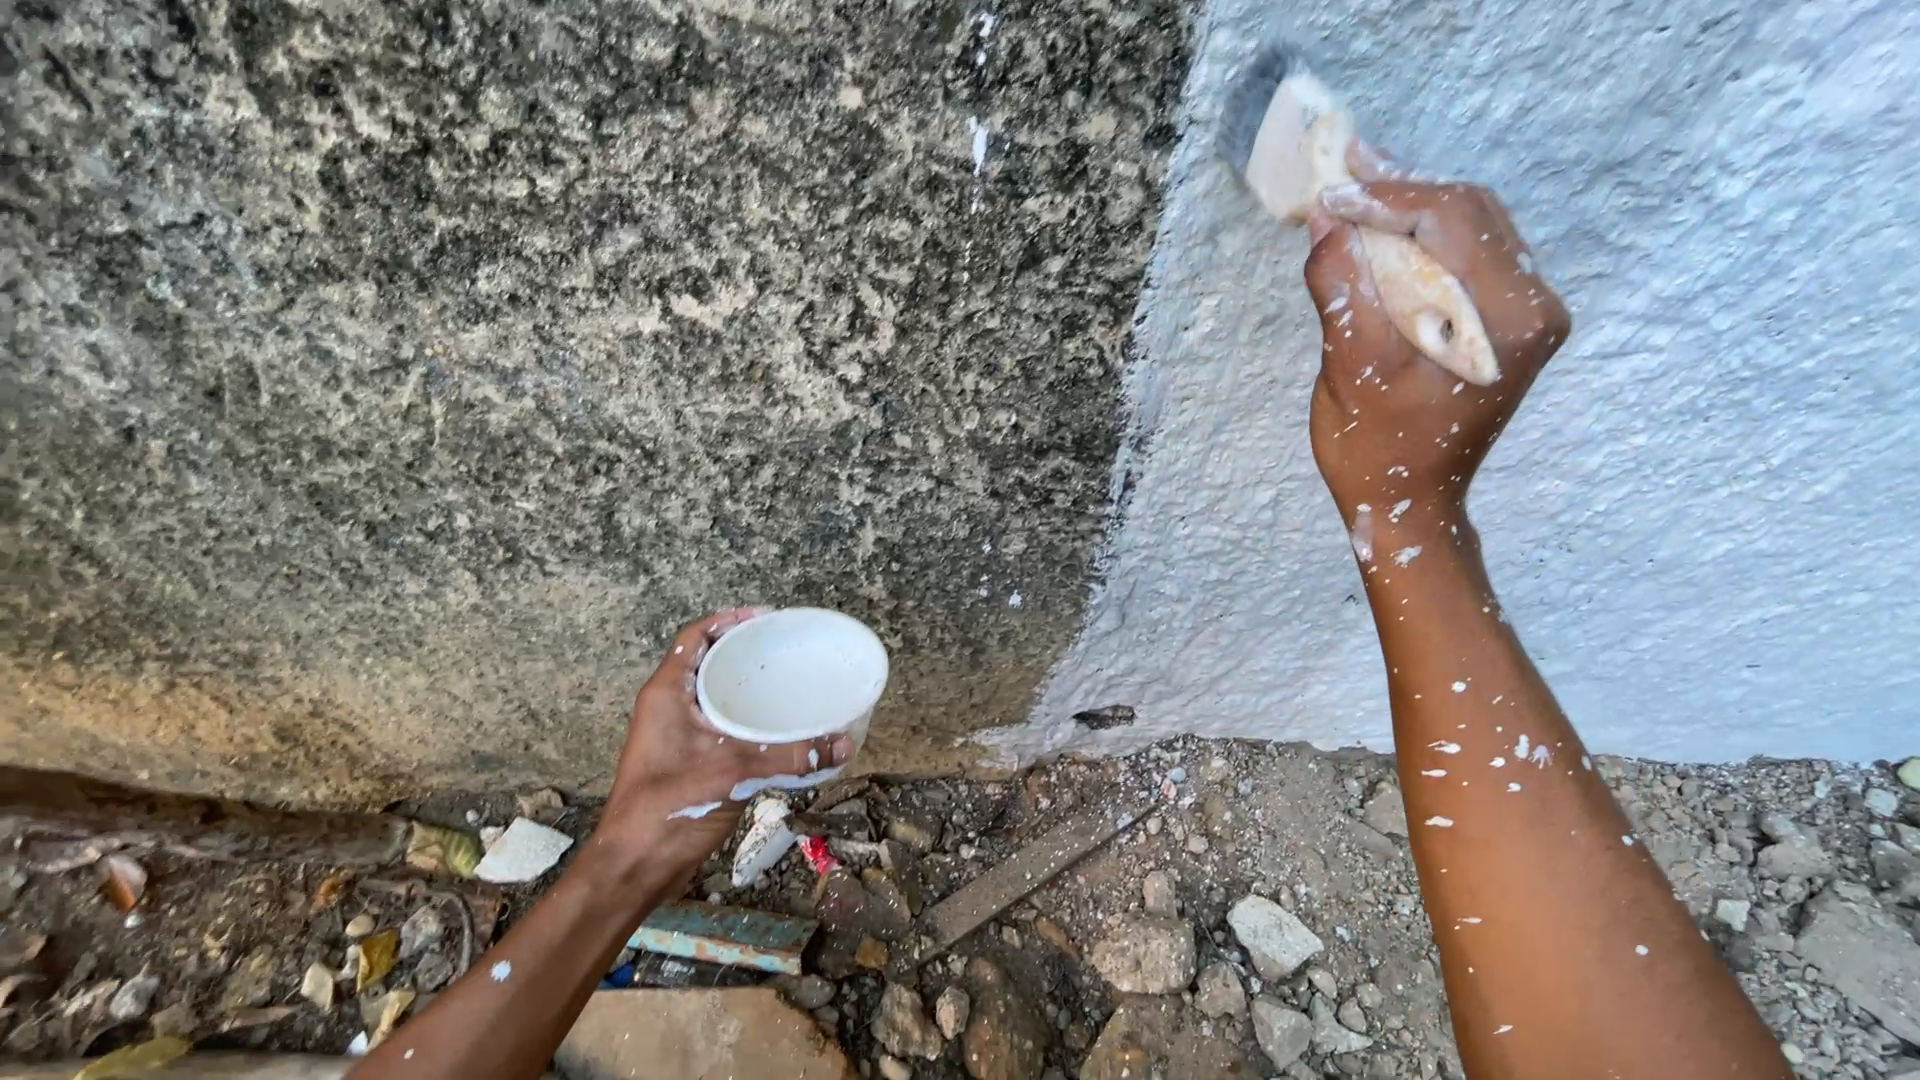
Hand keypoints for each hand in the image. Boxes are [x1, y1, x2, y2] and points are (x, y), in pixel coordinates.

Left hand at [593, 608, 853, 874]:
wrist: (634, 867)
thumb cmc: (668, 809)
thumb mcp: (733, 772)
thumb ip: (790, 757)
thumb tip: (842, 744)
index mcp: (667, 693)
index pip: (694, 637)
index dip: (728, 620)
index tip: (766, 618)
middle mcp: (669, 708)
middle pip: (708, 662)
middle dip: (744, 651)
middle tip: (785, 648)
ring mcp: (677, 736)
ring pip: (716, 696)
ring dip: (746, 687)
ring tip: (788, 682)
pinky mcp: (689, 762)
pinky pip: (723, 726)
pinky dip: (749, 720)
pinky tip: (779, 729)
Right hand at [1304, 144, 1570, 546]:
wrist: (1407, 502)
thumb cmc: (1376, 449)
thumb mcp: (1349, 370)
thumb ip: (1342, 289)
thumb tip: (1327, 220)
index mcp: (1508, 320)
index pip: (1453, 220)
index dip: (1387, 197)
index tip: (1330, 192)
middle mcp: (1534, 307)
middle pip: (1471, 212)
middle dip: (1400, 189)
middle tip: (1341, 166)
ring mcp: (1524, 313)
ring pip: (1471, 226)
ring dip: (1410, 205)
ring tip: (1355, 186)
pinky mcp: (1504, 321)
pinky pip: (1466, 254)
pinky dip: (1421, 234)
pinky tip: (1382, 226)